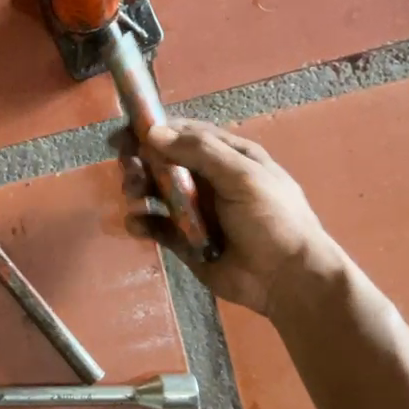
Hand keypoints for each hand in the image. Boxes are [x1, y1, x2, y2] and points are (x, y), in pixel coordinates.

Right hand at [121, 119, 341, 316]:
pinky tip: (136, 224)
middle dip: (141, 162)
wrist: (285, 277)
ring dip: (138, 189)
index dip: (153, 131)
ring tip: (134, 196)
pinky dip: (140, 222)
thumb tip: (153, 132)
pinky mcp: (183, 240)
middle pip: (163, 161)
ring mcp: (194, 210)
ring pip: (155, 191)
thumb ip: (200, 152)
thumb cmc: (272, 220)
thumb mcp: (243, 177)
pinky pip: (154, 225)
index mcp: (228, 157)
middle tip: (129, 172)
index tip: (123, 136)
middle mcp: (208, 179)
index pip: (184, 134)